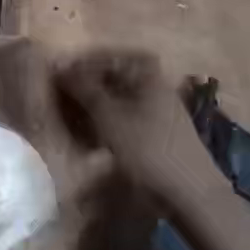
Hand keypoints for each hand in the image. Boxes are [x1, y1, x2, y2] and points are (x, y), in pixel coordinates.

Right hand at [57, 49, 232, 208]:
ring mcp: (159, 108)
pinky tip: (93, 141)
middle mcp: (154, 83)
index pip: (106, 56)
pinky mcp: (159, 132)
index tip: (58, 77)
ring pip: (118, 99)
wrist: (191, 193)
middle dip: (86, 88)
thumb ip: (83, 89)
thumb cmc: (148, 148)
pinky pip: (127, 119)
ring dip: (94, 108)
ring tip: (73, 123)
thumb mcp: (109, 117)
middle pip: (112, 77)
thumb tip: (59, 64)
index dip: (80, 64)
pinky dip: (108, 125)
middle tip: (62, 100)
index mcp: (146, 72)